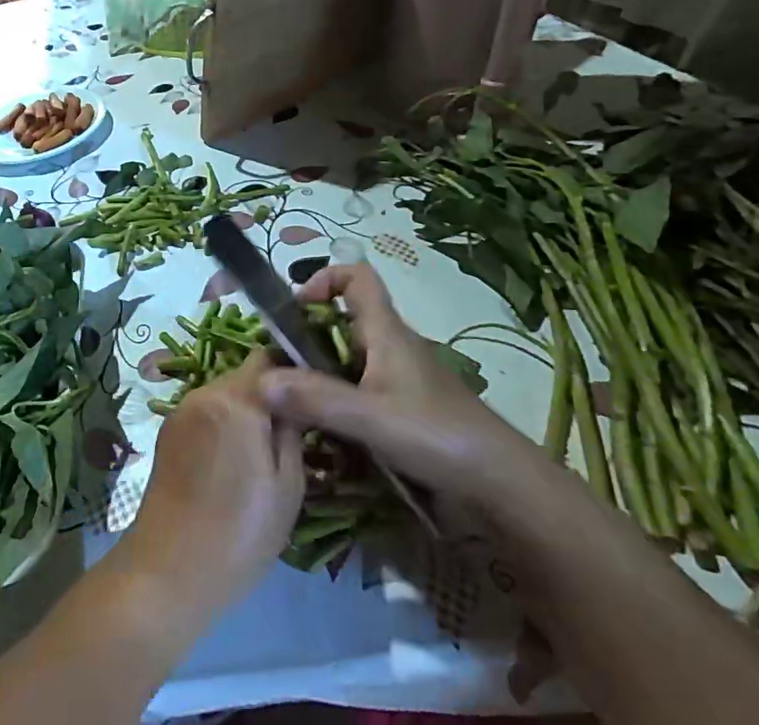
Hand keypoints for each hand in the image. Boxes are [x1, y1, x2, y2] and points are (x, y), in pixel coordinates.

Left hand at [117, 356, 304, 615]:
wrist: (168, 572)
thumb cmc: (240, 533)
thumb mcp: (288, 485)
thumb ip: (293, 431)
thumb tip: (295, 402)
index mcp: (235, 400)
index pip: (269, 357)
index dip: (293, 372)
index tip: (313, 397)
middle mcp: (203, 394)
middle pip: (245, 376)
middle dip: (270, 395)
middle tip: (293, 432)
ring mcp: (180, 412)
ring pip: (224, 396)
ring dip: (245, 412)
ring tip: (264, 453)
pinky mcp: (167, 434)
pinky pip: (206, 415)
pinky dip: (223, 426)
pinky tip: (234, 463)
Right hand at [258, 263, 513, 498]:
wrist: (499, 482)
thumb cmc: (438, 436)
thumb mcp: (371, 417)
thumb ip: (316, 399)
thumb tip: (259, 380)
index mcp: (387, 333)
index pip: (356, 277)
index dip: (323, 278)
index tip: (294, 309)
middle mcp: (391, 348)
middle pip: (342, 321)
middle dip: (306, 337)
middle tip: (276, 368)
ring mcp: (397, 380)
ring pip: (346, 360)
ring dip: (316, 374)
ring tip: (288, 404)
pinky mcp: (400, 410)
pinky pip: (356, 391)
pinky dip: (333, 401)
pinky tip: (318, 431)